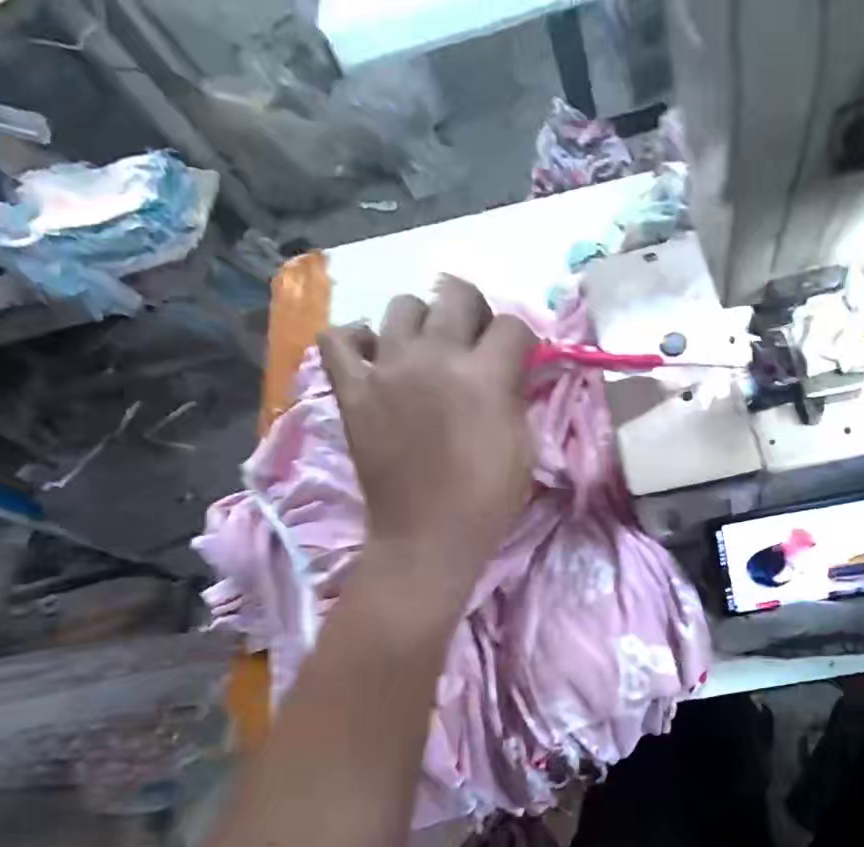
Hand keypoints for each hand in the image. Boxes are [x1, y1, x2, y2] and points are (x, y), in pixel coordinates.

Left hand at [318, 276, 536, 578]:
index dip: (524, 338)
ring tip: (429, 349)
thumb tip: (514, 369)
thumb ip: (518, 396)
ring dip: (424, 321)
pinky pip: (339, 337)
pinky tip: (377, 355)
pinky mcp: (352, 388)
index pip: (513, 325)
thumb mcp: (524, 446)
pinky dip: (359, 338)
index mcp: (486, 375)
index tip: (522, 357)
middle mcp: (435, 357)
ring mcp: (387, 369)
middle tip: (478, 341)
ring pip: (403, 305)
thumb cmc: (488, 498)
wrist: (427, 536)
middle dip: (477, 311)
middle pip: (457, 294)